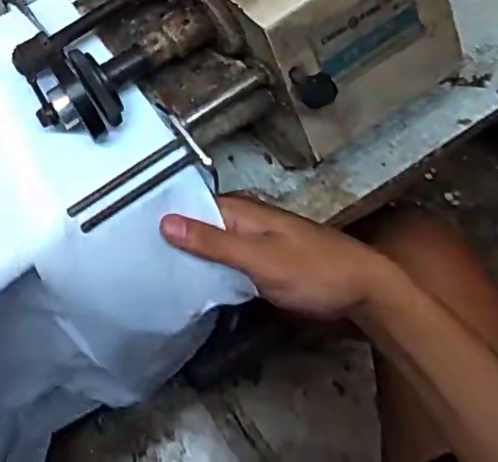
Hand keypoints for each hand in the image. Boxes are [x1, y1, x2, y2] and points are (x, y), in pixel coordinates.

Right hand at [161, 195, 392, 318]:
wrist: (365, 292)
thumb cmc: (313, 270)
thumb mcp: (258, 258)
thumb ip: (212, 241)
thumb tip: (166, 220)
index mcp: (240, 209)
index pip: (191, 204)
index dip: (165, 213)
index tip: (133, 227)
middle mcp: (244, 221)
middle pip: (200, 225)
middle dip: (174, 236)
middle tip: (138, 254)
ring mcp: (254, 243)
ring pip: (212, 246)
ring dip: (191, 256)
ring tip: (155, 268)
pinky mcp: (261, 266)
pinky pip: (226, 263)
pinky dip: (210, 271)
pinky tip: (193, 285)